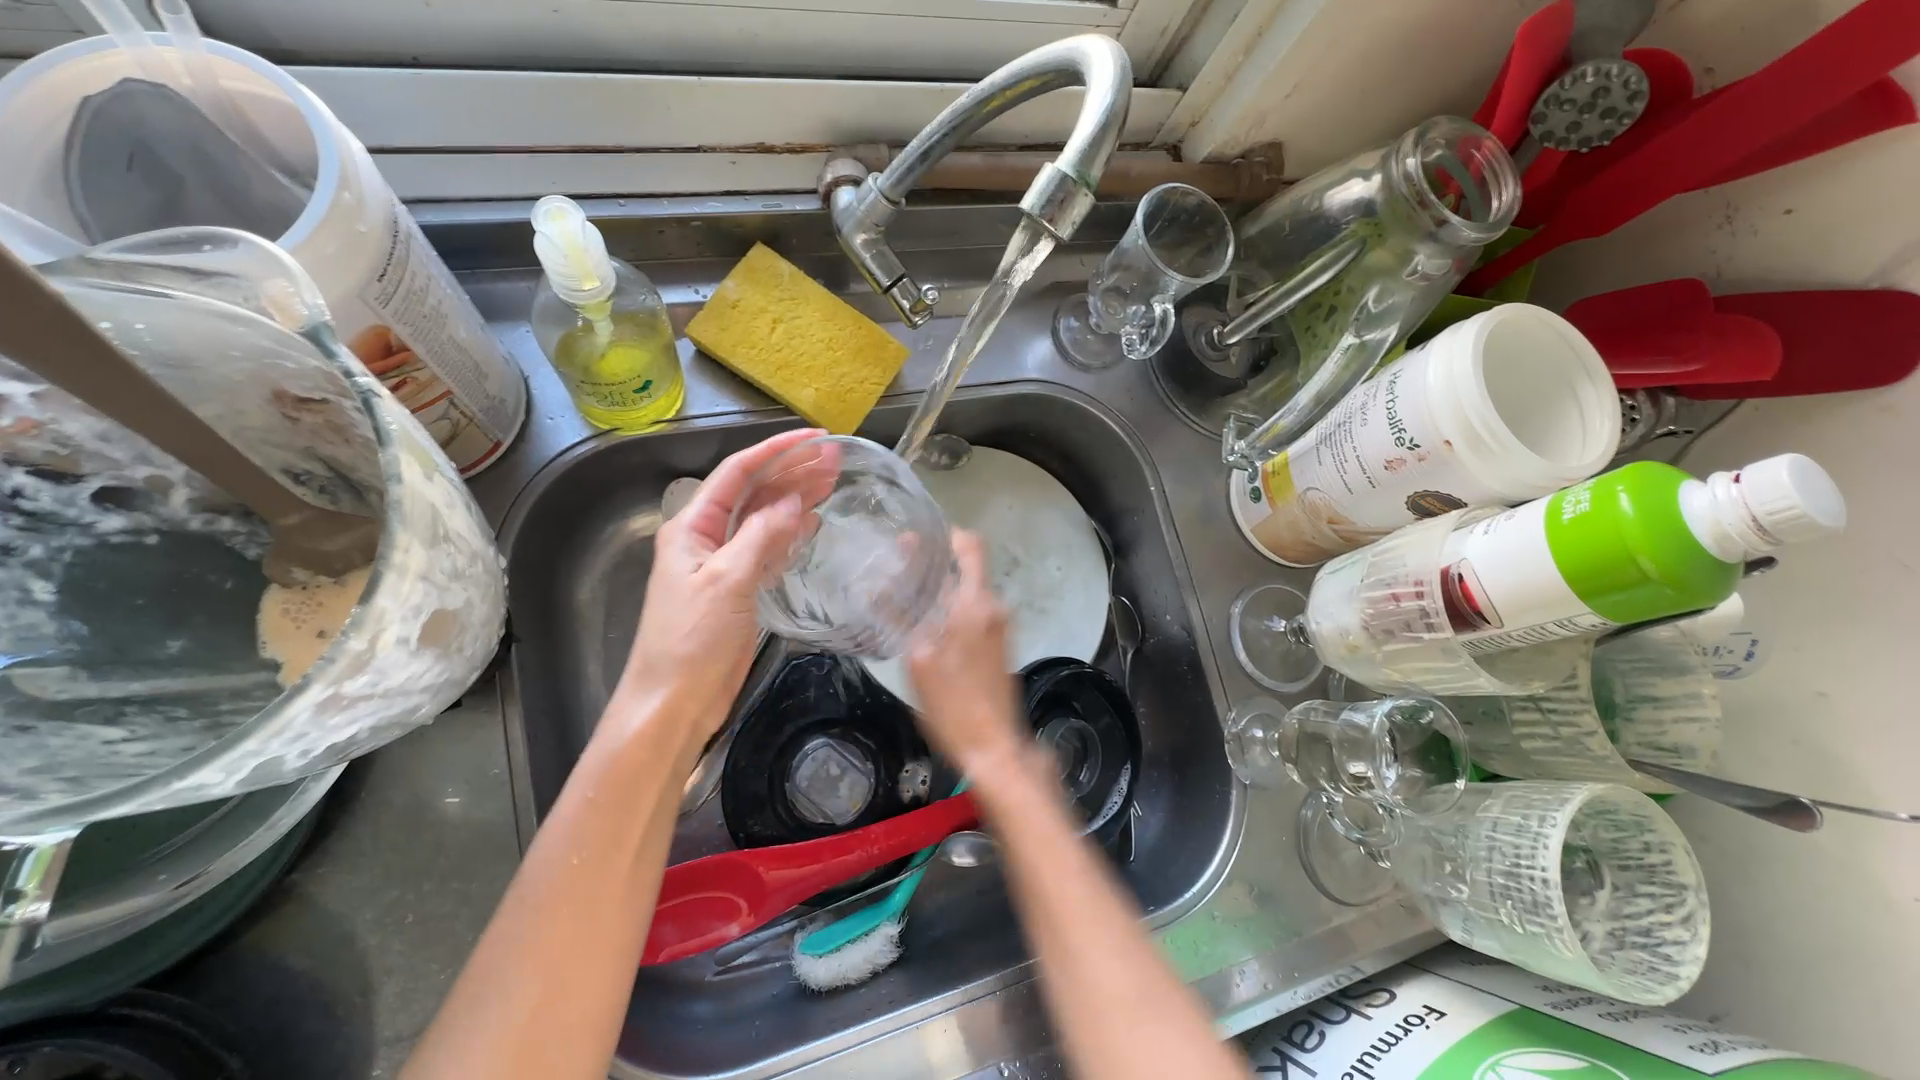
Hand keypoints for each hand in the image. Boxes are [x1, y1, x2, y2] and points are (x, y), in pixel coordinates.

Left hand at [612, 427, 823, 741]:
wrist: (674, 702)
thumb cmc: (691, 641)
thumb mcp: (727, 582)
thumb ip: (762, 537)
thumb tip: (795, 501)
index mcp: (692, 527)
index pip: (737, 473)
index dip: (775, 451)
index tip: (815, 438)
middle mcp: (707, 538)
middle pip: (753, 493)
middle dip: (793, 472)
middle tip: (837, 459)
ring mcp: (724, 565)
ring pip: (764, 520)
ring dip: (796, 500)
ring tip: (835, 482)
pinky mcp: (739, 590)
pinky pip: (768, 550)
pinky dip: (791, 534)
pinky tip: (813, 523)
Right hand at [907, 529, 1026, 773]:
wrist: (994, 746)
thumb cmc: (954, 705)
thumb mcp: (919, 660)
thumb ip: (900, 616)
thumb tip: (876, 585)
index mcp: (976, 604)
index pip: (970, 546)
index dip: (944, 535)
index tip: (913, 540)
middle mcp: (992, 606)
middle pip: (965, 566)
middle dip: (933, 563)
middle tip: (895, 566)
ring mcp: (998, 625)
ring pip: (967, 589)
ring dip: (939, 586)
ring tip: (900, 593)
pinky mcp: (997, 643)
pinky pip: (971, 610)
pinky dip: (948, 606)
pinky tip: (920, 622)